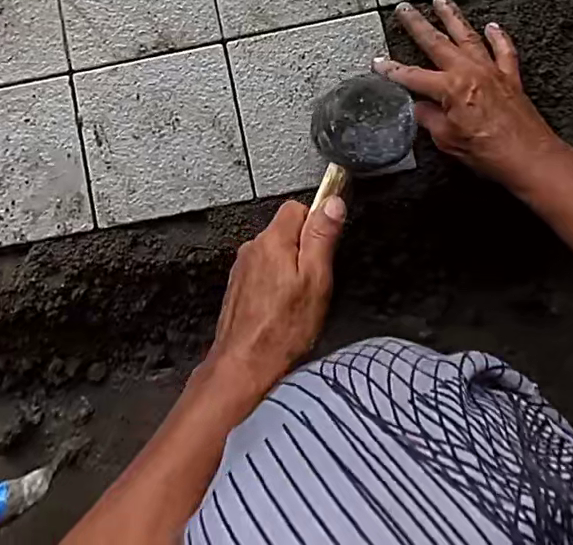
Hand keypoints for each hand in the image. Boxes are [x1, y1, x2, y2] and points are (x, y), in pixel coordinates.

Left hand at [203, 199, 344, 398]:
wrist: (242, 369)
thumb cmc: (280, 331)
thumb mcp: (316, 279)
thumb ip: (323, 236)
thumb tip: (332, 203)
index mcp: (273, 240)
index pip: (299, 207)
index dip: (317, 224)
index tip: (324, 248)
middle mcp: (253, 249)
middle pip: (287, 229)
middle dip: (304, 249)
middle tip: (313, 279)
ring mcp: (243, 269)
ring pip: (276, 253)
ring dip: (289, 268)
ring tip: (298, 298)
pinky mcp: (239, 288)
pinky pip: (264, 272)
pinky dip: (275, 284)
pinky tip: (282, 308)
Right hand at [375, 0, 570, 183]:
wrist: (530, 157)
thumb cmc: (491, 152)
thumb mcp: (448, 140)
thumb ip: (430, 119)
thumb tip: (419, 107)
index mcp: (451, 88)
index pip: (413, 75)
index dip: (392, 70)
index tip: (378, 62)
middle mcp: (470, 72)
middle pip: (437, 42)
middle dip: (417, 24)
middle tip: (405, 9)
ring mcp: (491, 71)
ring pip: (468, 36)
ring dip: (452, 17)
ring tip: (441, 1)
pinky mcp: (510, 77)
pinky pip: (503, 49)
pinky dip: (497, 36)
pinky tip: (491, 26)